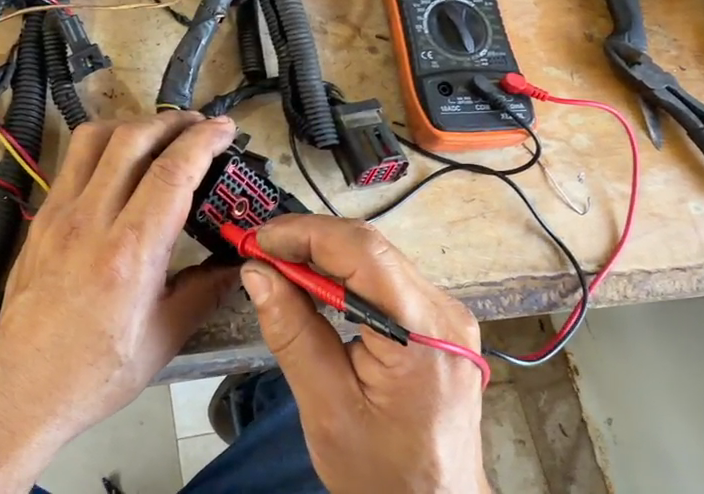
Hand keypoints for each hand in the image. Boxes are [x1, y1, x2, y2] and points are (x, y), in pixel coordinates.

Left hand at [0, 111, 238, 491]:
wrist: (22, 387)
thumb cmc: (96, 371)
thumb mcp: (164, 338)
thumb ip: (206, 290)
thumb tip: (241, 260)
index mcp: (129, 254)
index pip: (171, 173)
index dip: (203, 141)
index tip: (226, 128)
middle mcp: (91, 221)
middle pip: (132, 140)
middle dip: (173, 122)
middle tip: (201, 125)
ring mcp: (59, 213)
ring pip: (95, 138)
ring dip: (135, 124)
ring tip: (162, 133)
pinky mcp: (42, 216)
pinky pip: (73, 160)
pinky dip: (105, 144)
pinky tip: (123, 159)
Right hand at [244, 215, 486, 493]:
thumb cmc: (383, 472)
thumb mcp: (327, 409)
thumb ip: (293, 334)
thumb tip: (258, 272)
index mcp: (424, 332)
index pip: (363, 251)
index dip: (305, 233)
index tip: (257, 240)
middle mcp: (444, 310)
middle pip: (369, 250)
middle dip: (308, 243)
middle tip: (258, 254)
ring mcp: (446, 314)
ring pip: (374, 260)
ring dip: (322, 258)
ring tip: (276, 269)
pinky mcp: (437, 321)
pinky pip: (383, 279)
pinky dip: (341, 276)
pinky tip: (311, 289)